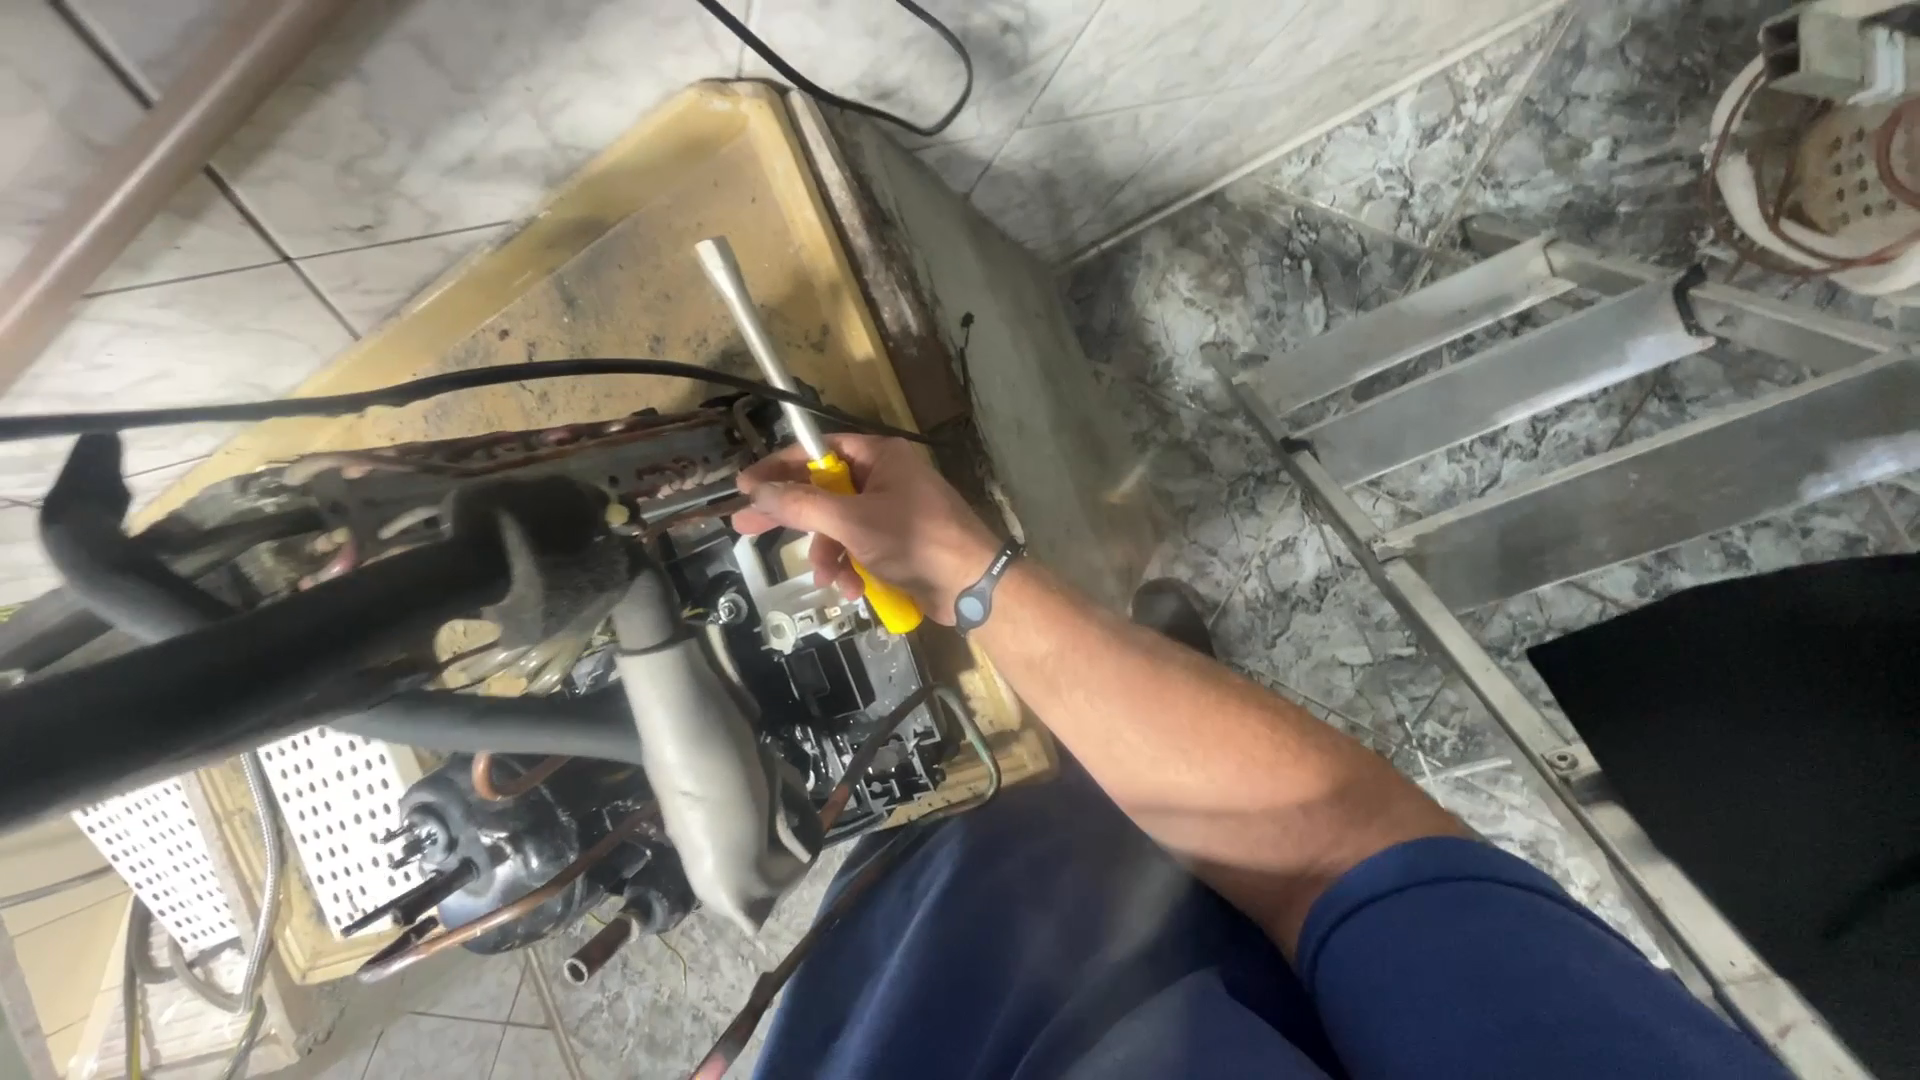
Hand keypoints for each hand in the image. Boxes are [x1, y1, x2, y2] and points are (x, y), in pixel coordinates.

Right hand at [732, 435, 1001, 624]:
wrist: (972, 585)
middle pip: (823, 490)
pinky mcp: (896, 544)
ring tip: (830, 578)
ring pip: (837, 527)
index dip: (779, 467)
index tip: (746, 487)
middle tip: (746, 529)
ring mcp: (891, 512)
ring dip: (828, 555)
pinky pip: (857, 548)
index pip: (818, 451)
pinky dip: (850, 568)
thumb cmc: (916, 542)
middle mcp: (885, 478)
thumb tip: (757, 491)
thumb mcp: (852, 522)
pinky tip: (853, 590)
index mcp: (880, 456)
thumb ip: (802, 505)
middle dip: (793, 517)